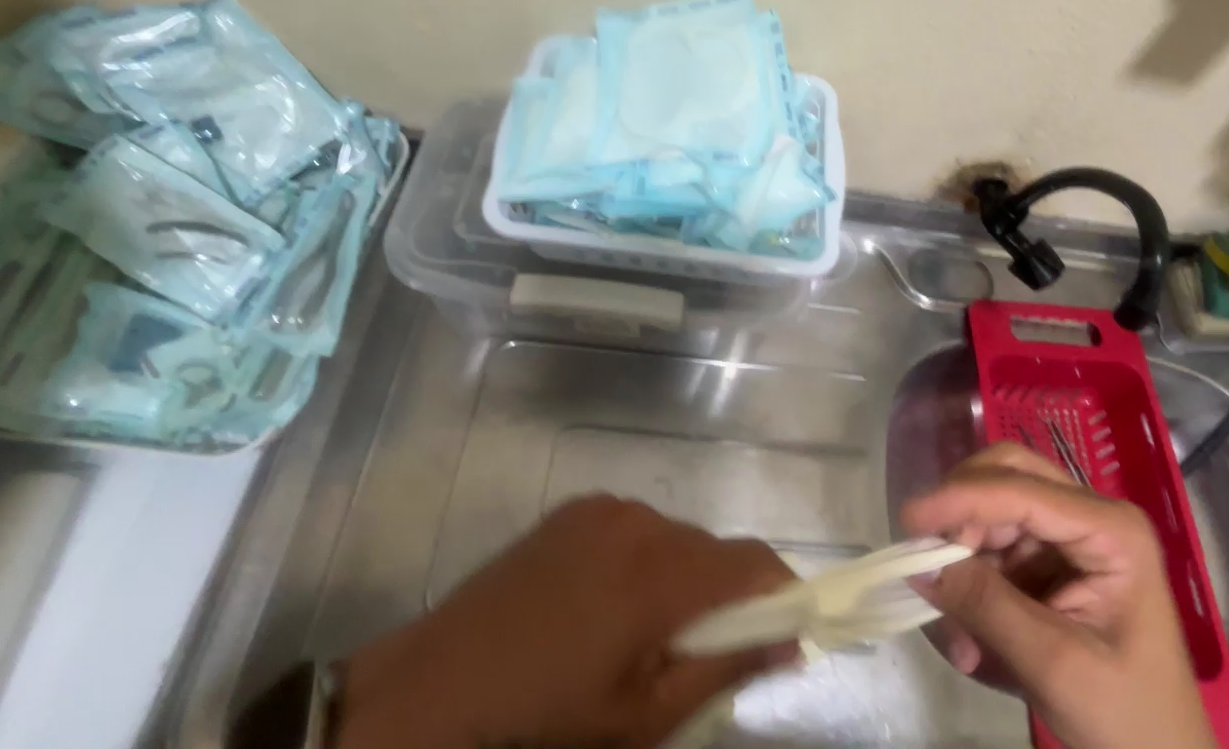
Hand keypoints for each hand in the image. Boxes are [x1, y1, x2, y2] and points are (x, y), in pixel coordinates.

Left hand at [336, 495, 796, 748]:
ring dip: (681, 577)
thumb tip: (793, 639)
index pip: (755, 562)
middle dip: (726, 596)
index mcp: (660, 573)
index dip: (782, 594)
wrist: (435, 689)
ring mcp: (602, 510)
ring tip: (644, 632)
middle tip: (701, 652)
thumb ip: (726, 667)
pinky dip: (642, 559)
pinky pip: (635, 528)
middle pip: (715, 550)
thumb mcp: (646, 715)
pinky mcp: (573, 510)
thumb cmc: (548, 718)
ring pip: (676, 538)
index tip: (782, 634)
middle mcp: (639, 522)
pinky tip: (605, 603)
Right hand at [902, 444, 1216, 748]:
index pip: (1021, 490)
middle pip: (1007, 477)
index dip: (960, 498)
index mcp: (1110, 530)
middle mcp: (1090, 517)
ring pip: (992, 513)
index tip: (907, 520)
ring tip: (957, 635)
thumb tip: (920, 567)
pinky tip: (970, 639)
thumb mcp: (1053, 663)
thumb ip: (986, 606)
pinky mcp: (1051, 562)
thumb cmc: (1126, 715)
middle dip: (961, 512)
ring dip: (962, 560)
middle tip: (927, 558)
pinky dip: (971, 583)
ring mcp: (1070, 537)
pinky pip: (993, 548)